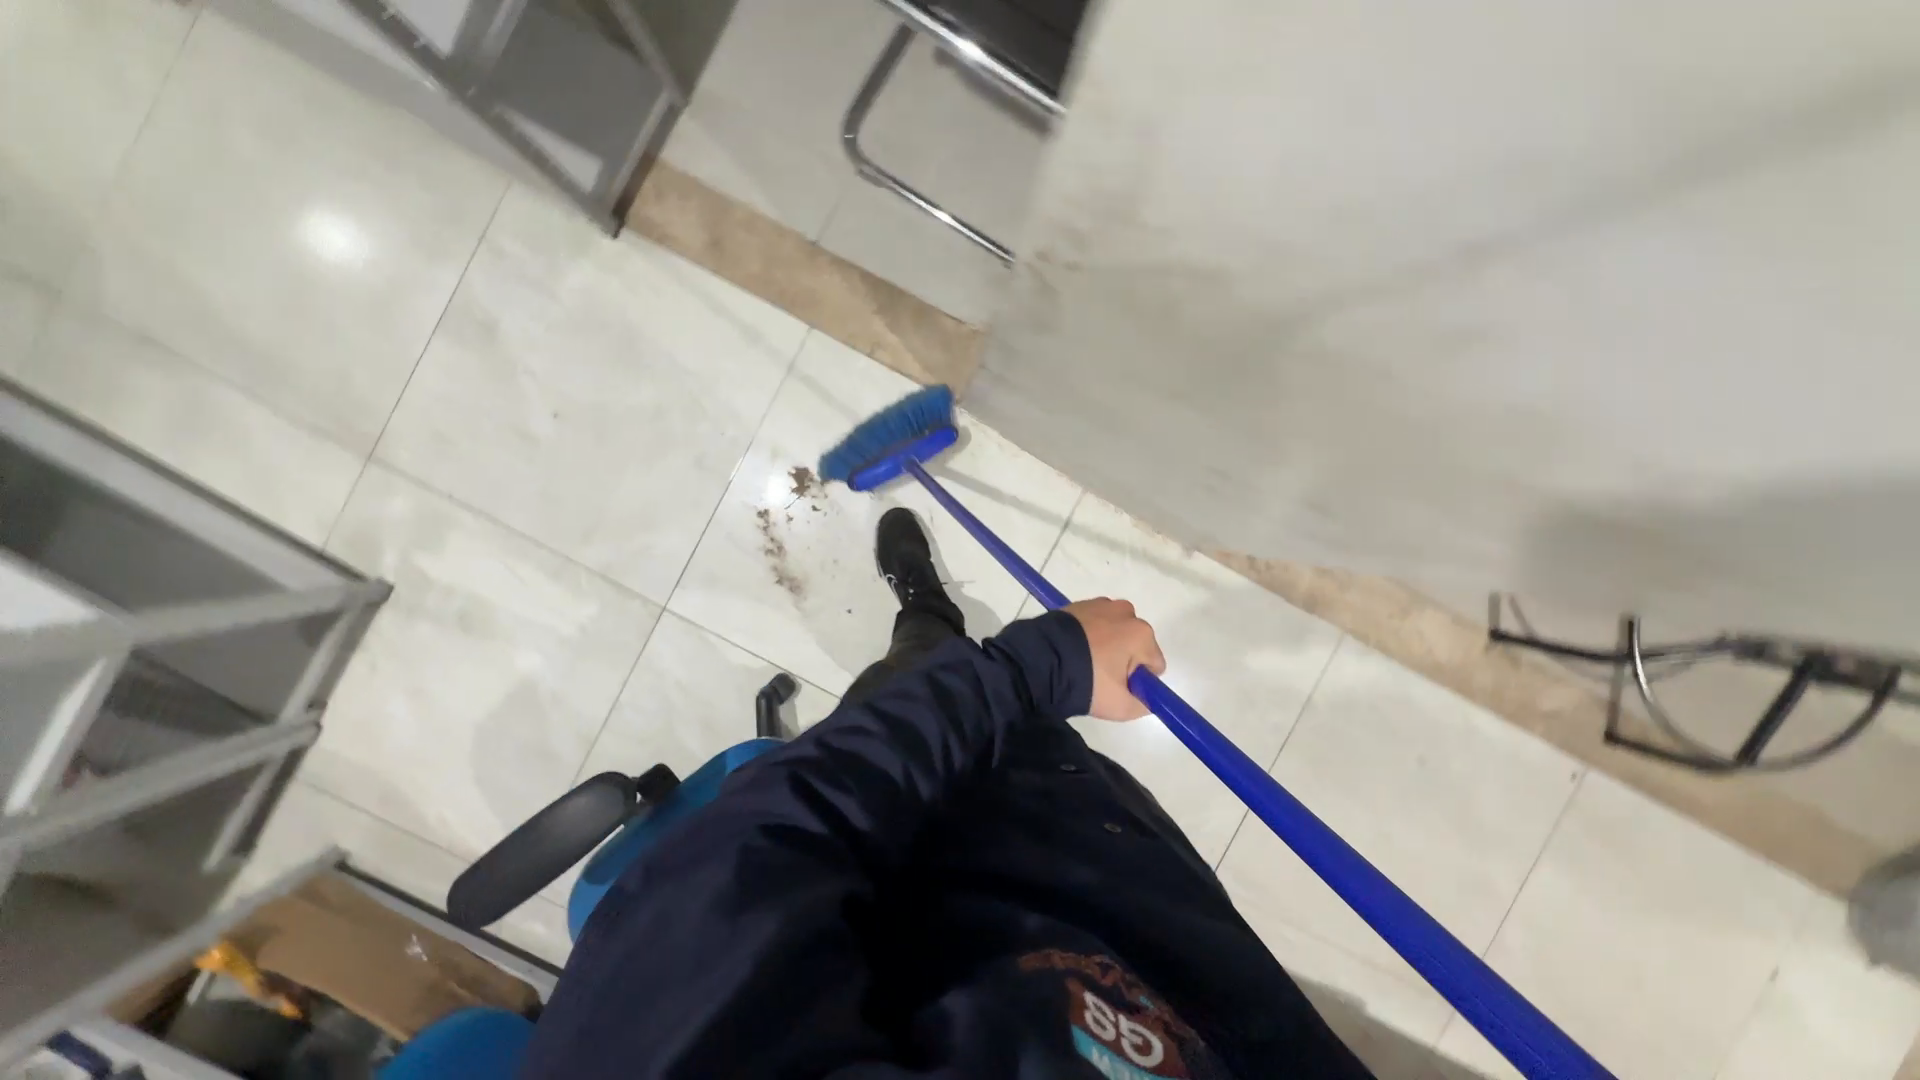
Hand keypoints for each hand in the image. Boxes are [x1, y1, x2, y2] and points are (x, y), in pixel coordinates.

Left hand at [1063, 598, 1166, 720]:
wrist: (1041, 662)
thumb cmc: (1088, 682)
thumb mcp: (1122, 707)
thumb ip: (1144, 704)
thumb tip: (1146, 697)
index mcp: (1141, 633)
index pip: (1153, 664)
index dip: (1139, 680)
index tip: (1119, 688)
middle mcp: (1125, 612)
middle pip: (1133, 644)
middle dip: (1122, 659)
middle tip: (1099, 677)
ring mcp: (1099, 605)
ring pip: (1113, 631)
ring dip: (1104, 645)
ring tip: (1082, 663)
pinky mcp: (1076, 605)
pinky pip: (1092, 624)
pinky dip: (1087, 635)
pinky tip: (1071, 651)